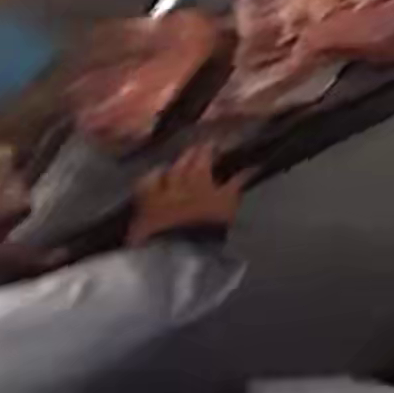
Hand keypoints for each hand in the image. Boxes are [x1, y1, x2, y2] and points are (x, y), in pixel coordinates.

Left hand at [127, 143, 250, 245]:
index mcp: (198, 180)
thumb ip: (238, 182)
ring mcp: (154, 199)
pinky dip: (147, 186)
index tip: (213, 142)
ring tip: (166, 166)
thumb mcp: (229, 201)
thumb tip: (254, 166)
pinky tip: (151, 185)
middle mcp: (174, 185)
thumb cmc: (209, 222)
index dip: (208, 149)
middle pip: (179, 165)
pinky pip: (141, 194)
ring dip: (161, 169)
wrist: (175, 251)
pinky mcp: (140, 214)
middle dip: (187, 155)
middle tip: (193, 148)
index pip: (202, 159)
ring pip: (154, 178)